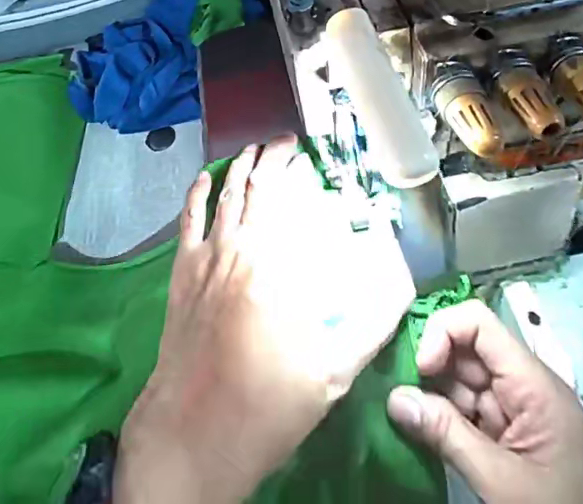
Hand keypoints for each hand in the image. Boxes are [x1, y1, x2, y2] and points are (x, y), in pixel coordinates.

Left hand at [116, 138, 415, 503]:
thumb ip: (370, 327)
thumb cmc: (264, 407)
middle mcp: (243, 251)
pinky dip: (199, 191)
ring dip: (243, 166)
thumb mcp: (331, 374)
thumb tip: (400, 288)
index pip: (297, 204)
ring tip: (257, 149)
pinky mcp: (182, 273)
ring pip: (226, 194)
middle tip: (290, 144)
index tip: (319, 161)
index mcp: (280, 269)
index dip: (306, 175)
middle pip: (259, 187)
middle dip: (275, 158)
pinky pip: (189, 218)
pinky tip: (208, 176)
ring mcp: (208, 259)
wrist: (190, 439)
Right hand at [386, 301, 582, 503]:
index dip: (443, 333)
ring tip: (405, 416)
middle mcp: (524, 385)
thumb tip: (395, 397)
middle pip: (468, 351)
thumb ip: (447, 435)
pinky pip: (472, 413)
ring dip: (435, 395)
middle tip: (401, 397)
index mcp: (531, 380)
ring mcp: (519, 412)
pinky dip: (447, 419)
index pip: (478, 323)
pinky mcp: (514, 437)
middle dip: (432, 366)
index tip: (420, 371)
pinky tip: (424, 430)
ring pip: (465, 383)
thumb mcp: (502, 480)